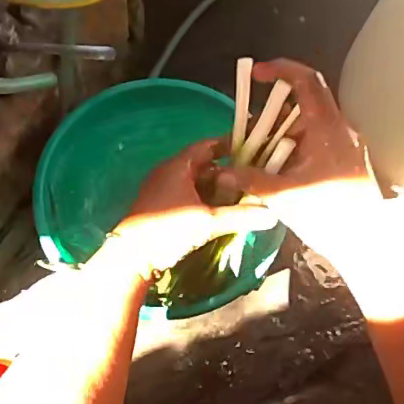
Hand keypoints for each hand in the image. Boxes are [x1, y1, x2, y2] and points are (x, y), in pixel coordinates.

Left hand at [96, 138, 278, 279]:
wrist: (130, 257)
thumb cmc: (168, 231)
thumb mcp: (208, 222)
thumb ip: (241, 216)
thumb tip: (273, 214)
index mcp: (177, 166)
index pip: (207, 146)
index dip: (230, 146)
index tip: (253, 150)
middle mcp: (167, 172)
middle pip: (202, 165)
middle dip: (227, 171)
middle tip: (251, 179)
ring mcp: (160, 189)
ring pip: (194, 182)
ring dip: (215, 188)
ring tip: (239, 198)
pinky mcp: (158, 207)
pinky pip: (185, 196)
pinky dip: (202, 200)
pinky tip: (217, 212)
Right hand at [212, 60, 377, 248]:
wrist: (365, 240)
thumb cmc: (327, 214)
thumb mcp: (281, 195)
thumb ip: (248, 179)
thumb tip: (221, 173)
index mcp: (326, 128)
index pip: (305, 81)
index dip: (279, 70)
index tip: (256, 74)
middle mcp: (340, 128)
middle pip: (305, 101)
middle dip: (273, 109)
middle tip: (250, 126)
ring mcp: (345, 143)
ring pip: (308, 123)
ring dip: (281, 131)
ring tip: (258, 152)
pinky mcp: (345, 159)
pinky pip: (315, 140)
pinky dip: (293, 145)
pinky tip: (277, 167)